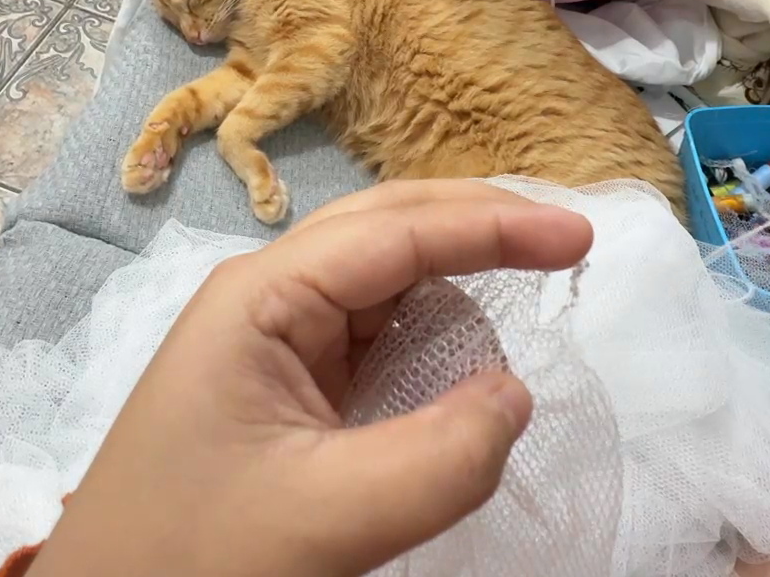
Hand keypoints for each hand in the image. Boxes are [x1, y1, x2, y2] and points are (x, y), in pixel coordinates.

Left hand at [29, 181, 592, 576]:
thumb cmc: (191, 559)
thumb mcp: (321, 519)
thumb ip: (438, 458)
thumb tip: (515, 392)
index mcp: (264, 294)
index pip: (396, 232)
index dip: (493, 226)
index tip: (578, 237)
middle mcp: (270, 290)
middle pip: (389, 227)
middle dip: (476, 227)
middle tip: (561, 243)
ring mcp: (276, 330)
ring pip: (385, 279)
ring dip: (452, 291)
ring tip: (498, 340)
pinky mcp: (286, 373)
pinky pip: (373, 333)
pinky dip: (426, 341)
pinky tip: (451, 371)